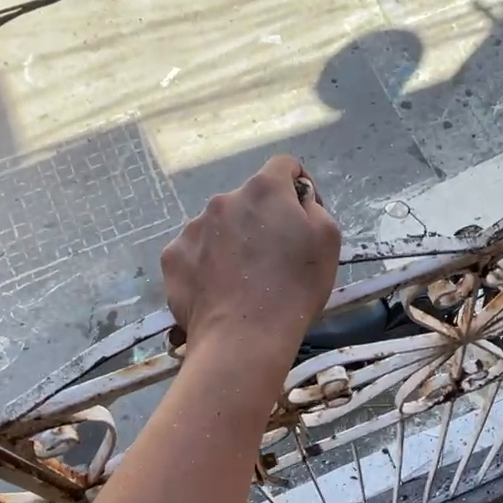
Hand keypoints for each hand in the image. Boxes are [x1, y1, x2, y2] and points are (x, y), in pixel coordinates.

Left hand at [162, 155, 340, 359]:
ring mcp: (193, 227)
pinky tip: (221, 292)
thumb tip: (299, 201)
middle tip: (275, 260)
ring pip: (220, 227)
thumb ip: (314, 208)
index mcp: (264, 190)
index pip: (283, 166)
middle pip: (249, 201)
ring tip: (245, 281)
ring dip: (233, 242)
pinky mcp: (173, 257)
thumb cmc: (295, 288)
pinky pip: (196, 253)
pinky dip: (208, 265)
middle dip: (262, 220)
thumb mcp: (328, 241)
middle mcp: (223, 199)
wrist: (243, 337)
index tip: (303, 214)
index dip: (297, 186)